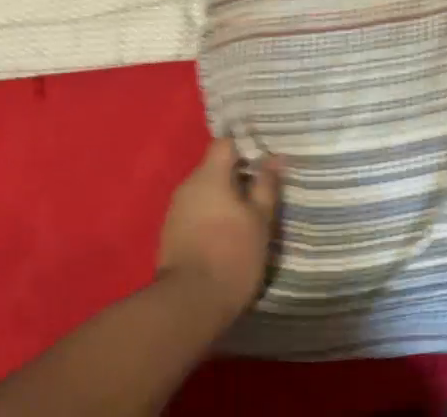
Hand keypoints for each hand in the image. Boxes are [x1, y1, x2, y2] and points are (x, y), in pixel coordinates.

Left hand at [156, 139, 282, 327]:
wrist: (190, 302)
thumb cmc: (232, 254)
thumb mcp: (260, 220)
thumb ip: (266, 186)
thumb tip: (275, 158)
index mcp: (208, 175)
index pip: (225, 143)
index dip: (245, 148)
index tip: (264, 162)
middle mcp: (187, 186)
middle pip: (214, 168)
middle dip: (237, 178)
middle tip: (261, 194)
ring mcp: (175, 210)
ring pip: (204, 193)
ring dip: (223, 200)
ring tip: (246, 219)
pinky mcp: (170, 234)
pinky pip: (195, 213)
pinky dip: (210, 218)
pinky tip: (225, 237)